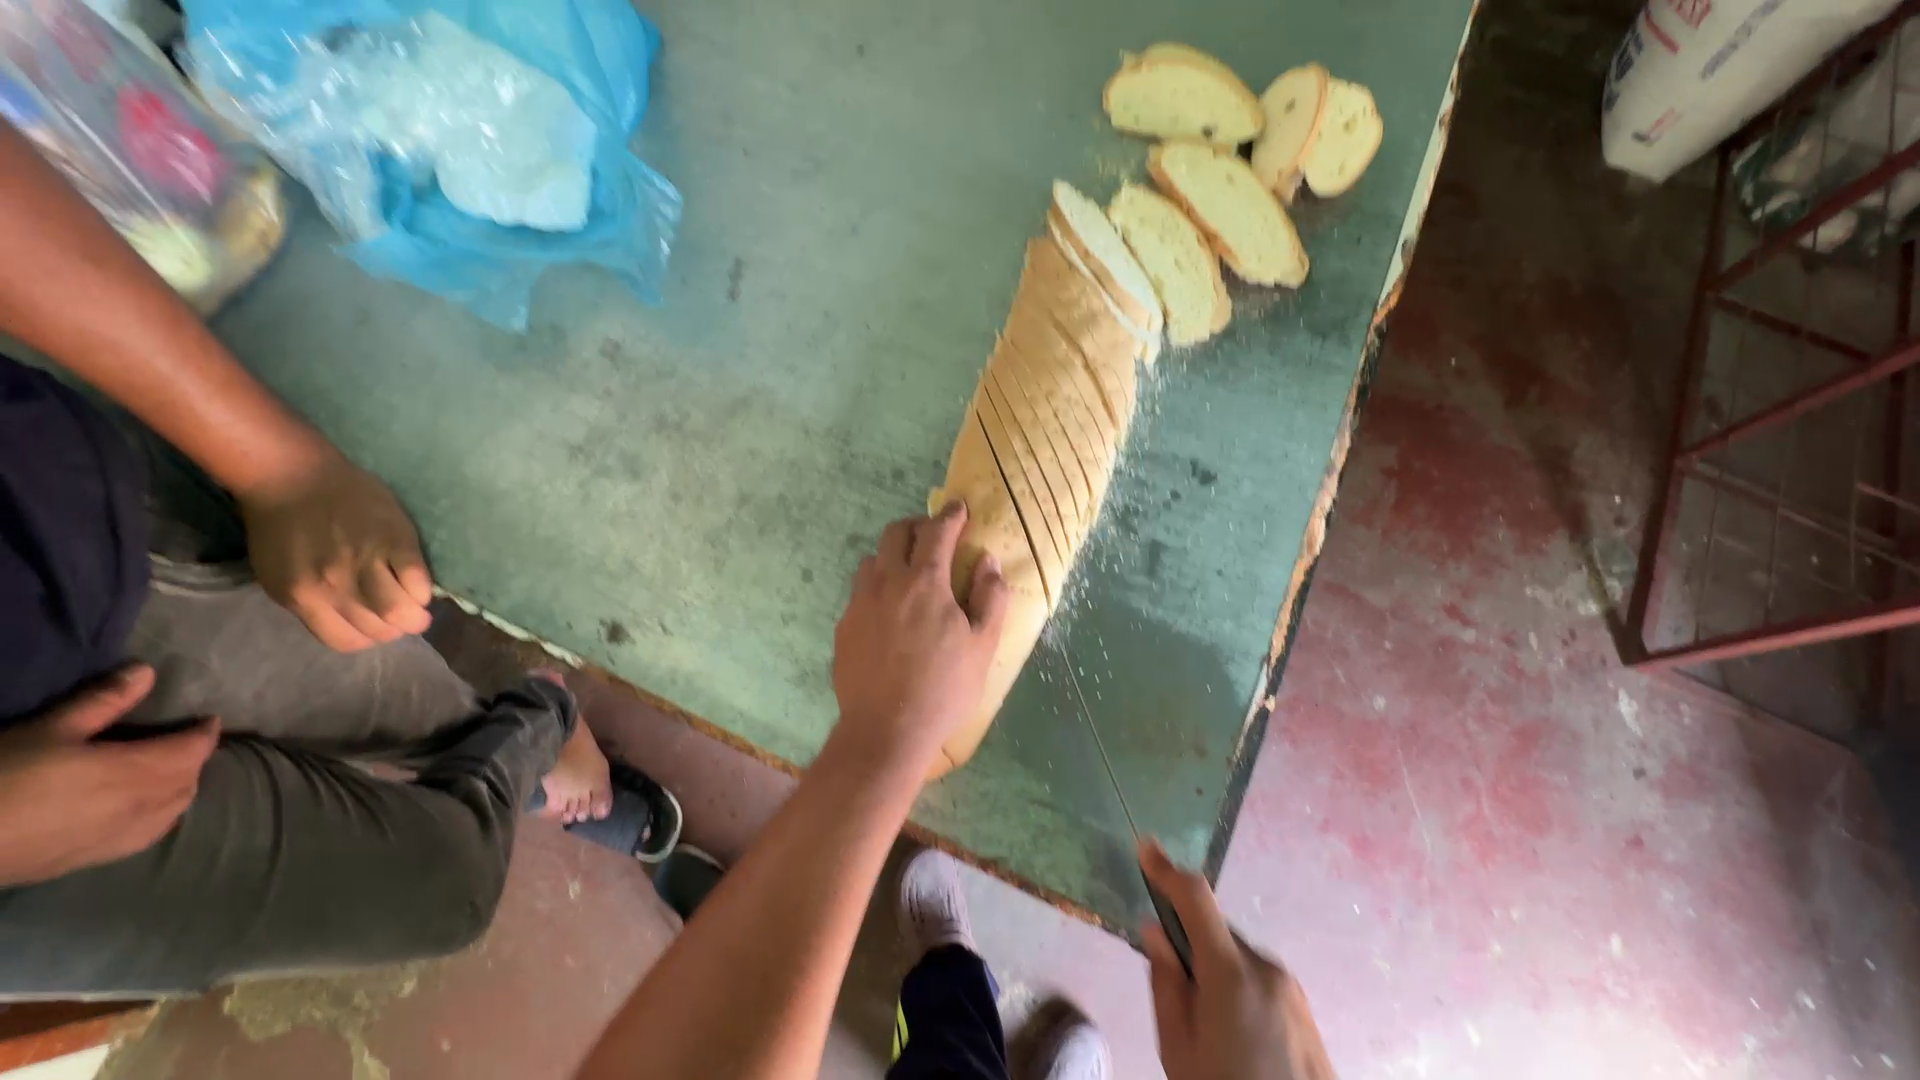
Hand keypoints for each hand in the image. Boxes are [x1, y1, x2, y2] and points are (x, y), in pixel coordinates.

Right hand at [0, 666, 219, 886]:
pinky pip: (152, 834)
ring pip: (177, 807)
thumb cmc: (0, 779)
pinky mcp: (97, 859)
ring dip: (181, 786)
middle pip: (189, 778)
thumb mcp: (49, 731)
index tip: (208, 719)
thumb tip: (148, 671)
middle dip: (194, 758)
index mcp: (140, 771)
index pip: (195, 749)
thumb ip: (103, 701)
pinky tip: (147, 810)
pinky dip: (164, 816)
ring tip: (169, 771)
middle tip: (183, 742)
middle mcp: (144, 805)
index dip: (205, 732)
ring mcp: (123, 836)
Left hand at [239, 452, 433, 651]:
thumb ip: (314, 601)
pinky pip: (418, 582)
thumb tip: (352, 618)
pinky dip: (422, 589)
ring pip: (401, 613)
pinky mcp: (395, 542)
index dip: (370, 636)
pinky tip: (417, 581)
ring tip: (415, 603)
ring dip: (414, 614)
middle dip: (396, 627)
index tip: (377, 623)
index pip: (348, 641)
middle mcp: (333, 587)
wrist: (291, 475)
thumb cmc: (283, 524)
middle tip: (401, 612)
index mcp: (302, 598)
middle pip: (379, 630)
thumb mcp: (281, 574)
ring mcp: (365, 563)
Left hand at [830, 502, 1009, 766]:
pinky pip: (859, 593)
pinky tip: (889, 613)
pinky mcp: (844, 627)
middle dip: (917, 526)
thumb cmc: (943, 690)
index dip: (951, 515)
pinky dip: (877, 588)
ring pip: (872, 560)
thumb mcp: (982, 646)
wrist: (885, 731)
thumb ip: (989, 598)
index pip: (937, 532)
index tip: (960, 509)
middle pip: (896, 533)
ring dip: (892, 556)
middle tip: (935, 537)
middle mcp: (886, 583)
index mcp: (925, 582)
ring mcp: (859, 604)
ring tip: (909, 575)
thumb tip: (987, 562)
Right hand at [1141, 839, 1335, 1079]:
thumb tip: (1156, 931)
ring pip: (1239, 960)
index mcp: (1231, 973)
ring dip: (1218, 973)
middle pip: (1216, 935)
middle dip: (1192, 947)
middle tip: (1179, 995)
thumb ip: (1165, 981)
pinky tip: (1240, 1038)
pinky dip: (1241, 991)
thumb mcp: (1177, 1047)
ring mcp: (1293, 990)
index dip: (1167, 871)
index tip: (1146, 847)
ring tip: (1213, 1031)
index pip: (1195, 899)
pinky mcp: (1306, 1010)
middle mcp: (1268, 969)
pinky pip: (1261, 982)